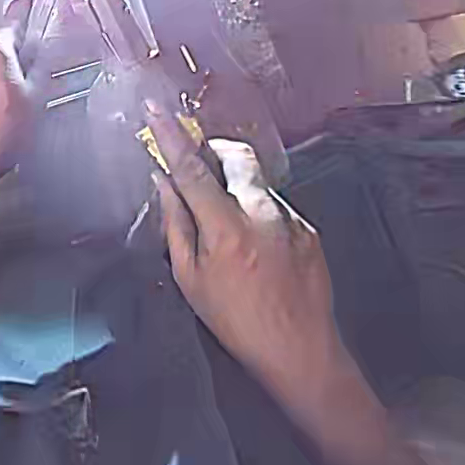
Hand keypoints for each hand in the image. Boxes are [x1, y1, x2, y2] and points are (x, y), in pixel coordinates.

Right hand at [145, 109, 343, 395]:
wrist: (303, 354)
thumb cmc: (236, 320)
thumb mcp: (190, 277)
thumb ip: (175, 222)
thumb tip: (163, 183)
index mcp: (225, 226)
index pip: (190, 167)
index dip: (170, 135)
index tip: (156, 109)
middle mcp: (261, 213)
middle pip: (235, 154)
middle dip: (213, 148)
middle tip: (199, 163)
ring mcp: (290, 219)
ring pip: (255, 179)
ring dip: (236, 185)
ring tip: (228, 225)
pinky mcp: (308, 229)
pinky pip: (274, 204)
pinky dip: (257, 210)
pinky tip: (255, 245)